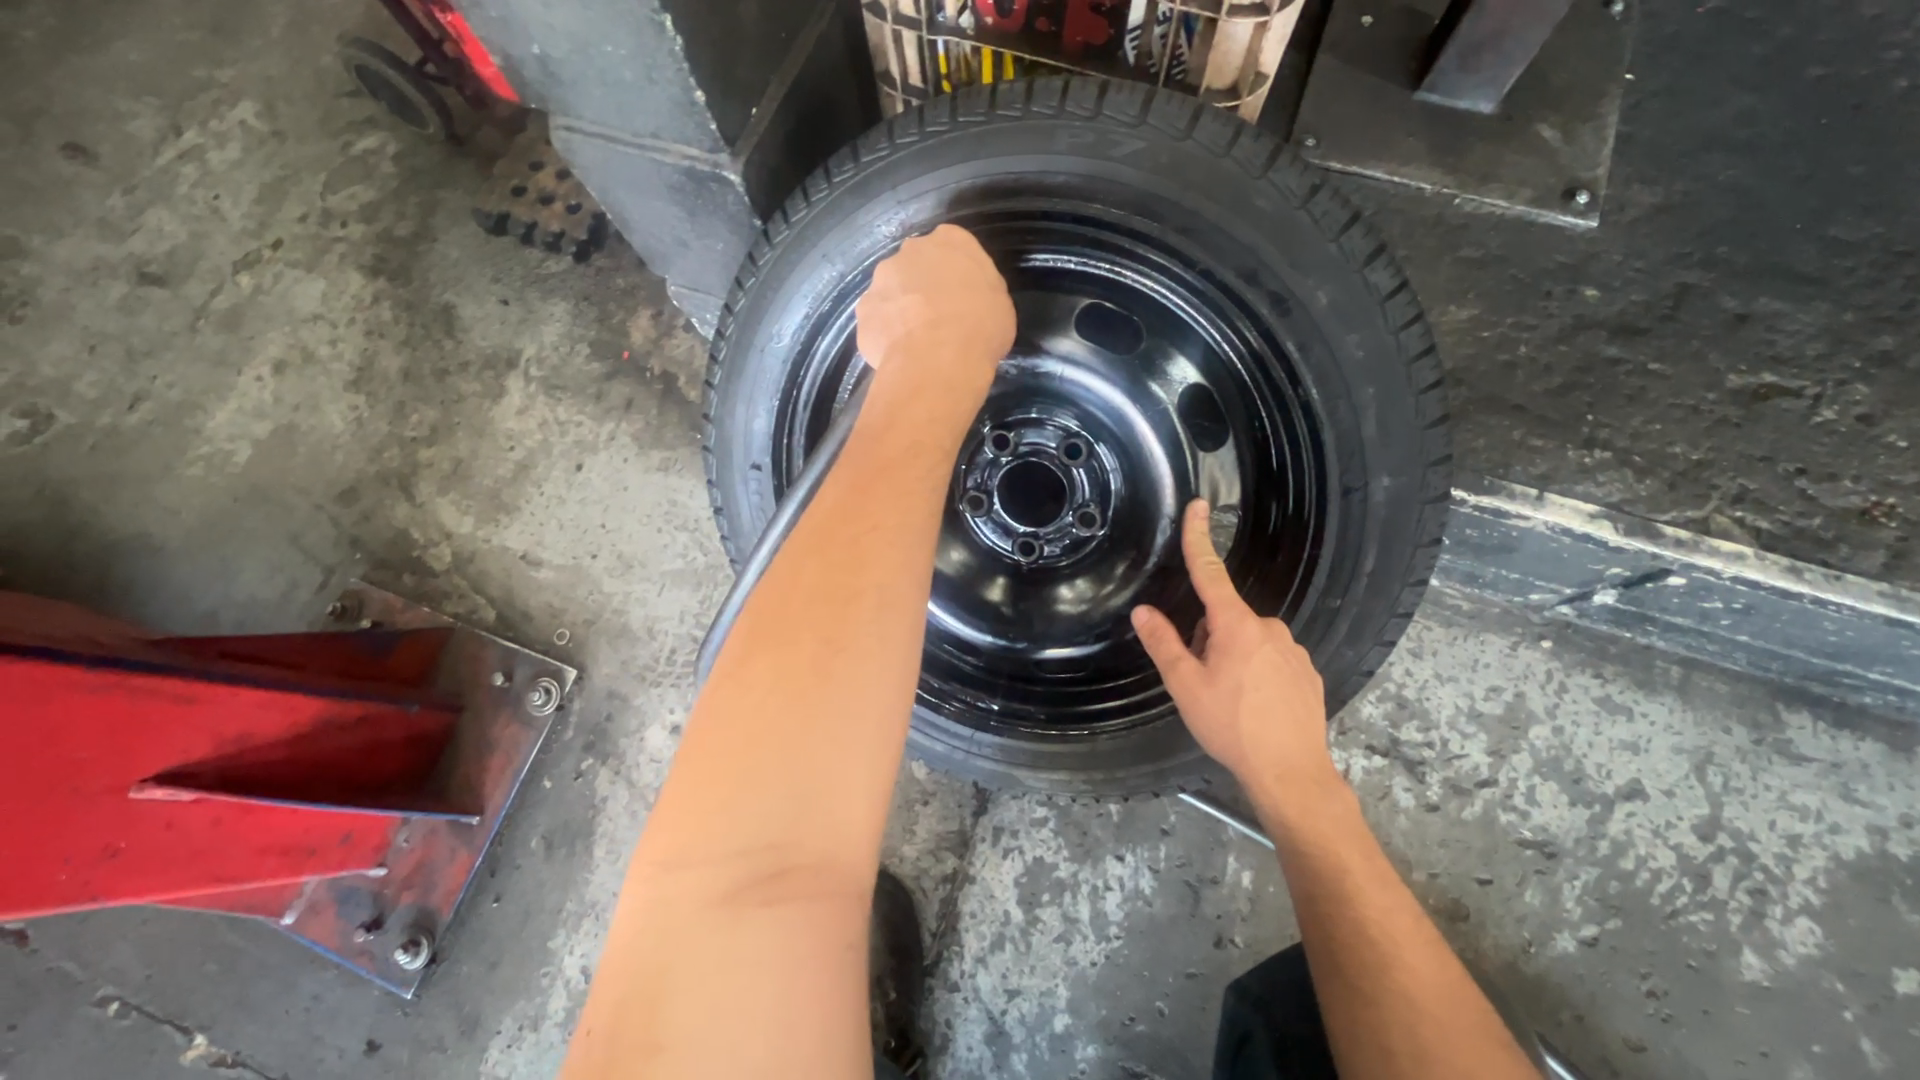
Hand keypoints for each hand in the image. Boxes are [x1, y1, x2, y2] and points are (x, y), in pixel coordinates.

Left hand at [855, 225, 1014, 385]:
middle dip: (921, 285)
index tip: (960, 293)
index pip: (952, 244)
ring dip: (899, 308)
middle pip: (915, 264)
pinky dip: (885, 334)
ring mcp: (880, 280)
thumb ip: (979, 291)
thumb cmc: (980, 327)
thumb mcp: (999, 305)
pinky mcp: (863, 311)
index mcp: (950, 241)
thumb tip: (968, 299)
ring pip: (890, 291)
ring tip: (915, 340)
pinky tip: (899, 355)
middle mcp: (910, 251)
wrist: (938, 359)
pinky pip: (876, 321)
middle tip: (936, 317)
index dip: (955, 271)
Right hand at [1131, 499, 1343, 814]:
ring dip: (1232, 657)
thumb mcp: (1186, 687)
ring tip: (1229, 701)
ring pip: (1248, 641)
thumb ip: (1164, 644)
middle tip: (1203, 681)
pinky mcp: (1307, 672)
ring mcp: (1293, 650)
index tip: (1198, 505)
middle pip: (1224, 618)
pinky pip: (1271, 659)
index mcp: (1235, 625)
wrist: (1291, 771)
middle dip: (1208, 639)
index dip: (1198, 537)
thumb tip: (1144, 611)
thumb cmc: (1231, 726)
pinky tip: (1254, 708)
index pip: (1210, 571)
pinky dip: (1256, 674)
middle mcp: (1269, 628)